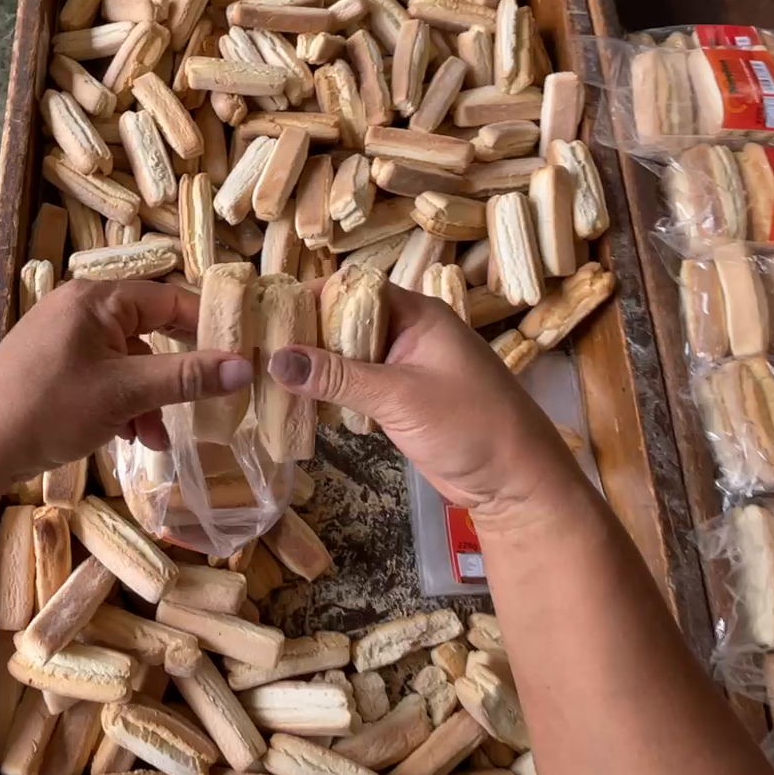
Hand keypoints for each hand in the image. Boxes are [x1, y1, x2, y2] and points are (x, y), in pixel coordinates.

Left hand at [0, 279, 251, 489]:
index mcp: (97, 299)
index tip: (238, 356)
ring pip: (127, 360)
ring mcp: (63, 337)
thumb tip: (245, 367)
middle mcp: (80, 308)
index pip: (168, 300)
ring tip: (157, 438)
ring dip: (148, 397)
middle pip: (148, 331)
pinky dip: (121, 402)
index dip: (206, 328)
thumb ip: (186, 378)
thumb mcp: (125, 393)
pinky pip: (103, 374)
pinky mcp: (52, 365)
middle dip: (174, 373)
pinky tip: (129, 437)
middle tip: (206, 397)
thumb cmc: (50, 409)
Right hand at [266, 281, 583, 523]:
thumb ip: (337, 376)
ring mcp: (403, 367)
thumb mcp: (399, 396)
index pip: (355, 289)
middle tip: (256, 344)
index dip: (312, 296)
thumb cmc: (469, 425)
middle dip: (305, 333)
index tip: (268, 310)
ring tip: (265, 371)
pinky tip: (296, 399)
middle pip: (346, 321)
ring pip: (347, 355)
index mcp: (417, 314)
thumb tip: (274, 357)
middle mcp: (407, 333)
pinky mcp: (398, 399)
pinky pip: (354, 384)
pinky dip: (329, 391)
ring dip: (314, 365)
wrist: (517, 485)